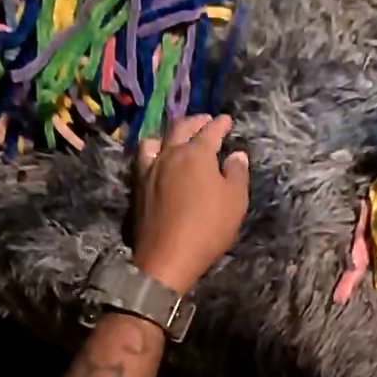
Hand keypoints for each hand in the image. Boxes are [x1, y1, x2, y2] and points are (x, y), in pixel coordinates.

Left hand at [131, 115, 250, 292]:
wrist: (167, 256)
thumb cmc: (207, 227)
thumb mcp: (235, 201)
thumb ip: (237, 174)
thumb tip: (237, 155)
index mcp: (197, 153)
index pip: (211, 131)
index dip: (220, 124)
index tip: (226, 120)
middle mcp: (171, 154)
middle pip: (181, 129)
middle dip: (195, 122)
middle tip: (204, 120)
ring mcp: (151, 170)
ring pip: (157, 140)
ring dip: (169, 134)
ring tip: (176, 138)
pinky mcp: (139, 187)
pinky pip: (143, 159)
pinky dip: (153, 151)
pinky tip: (157, 159)